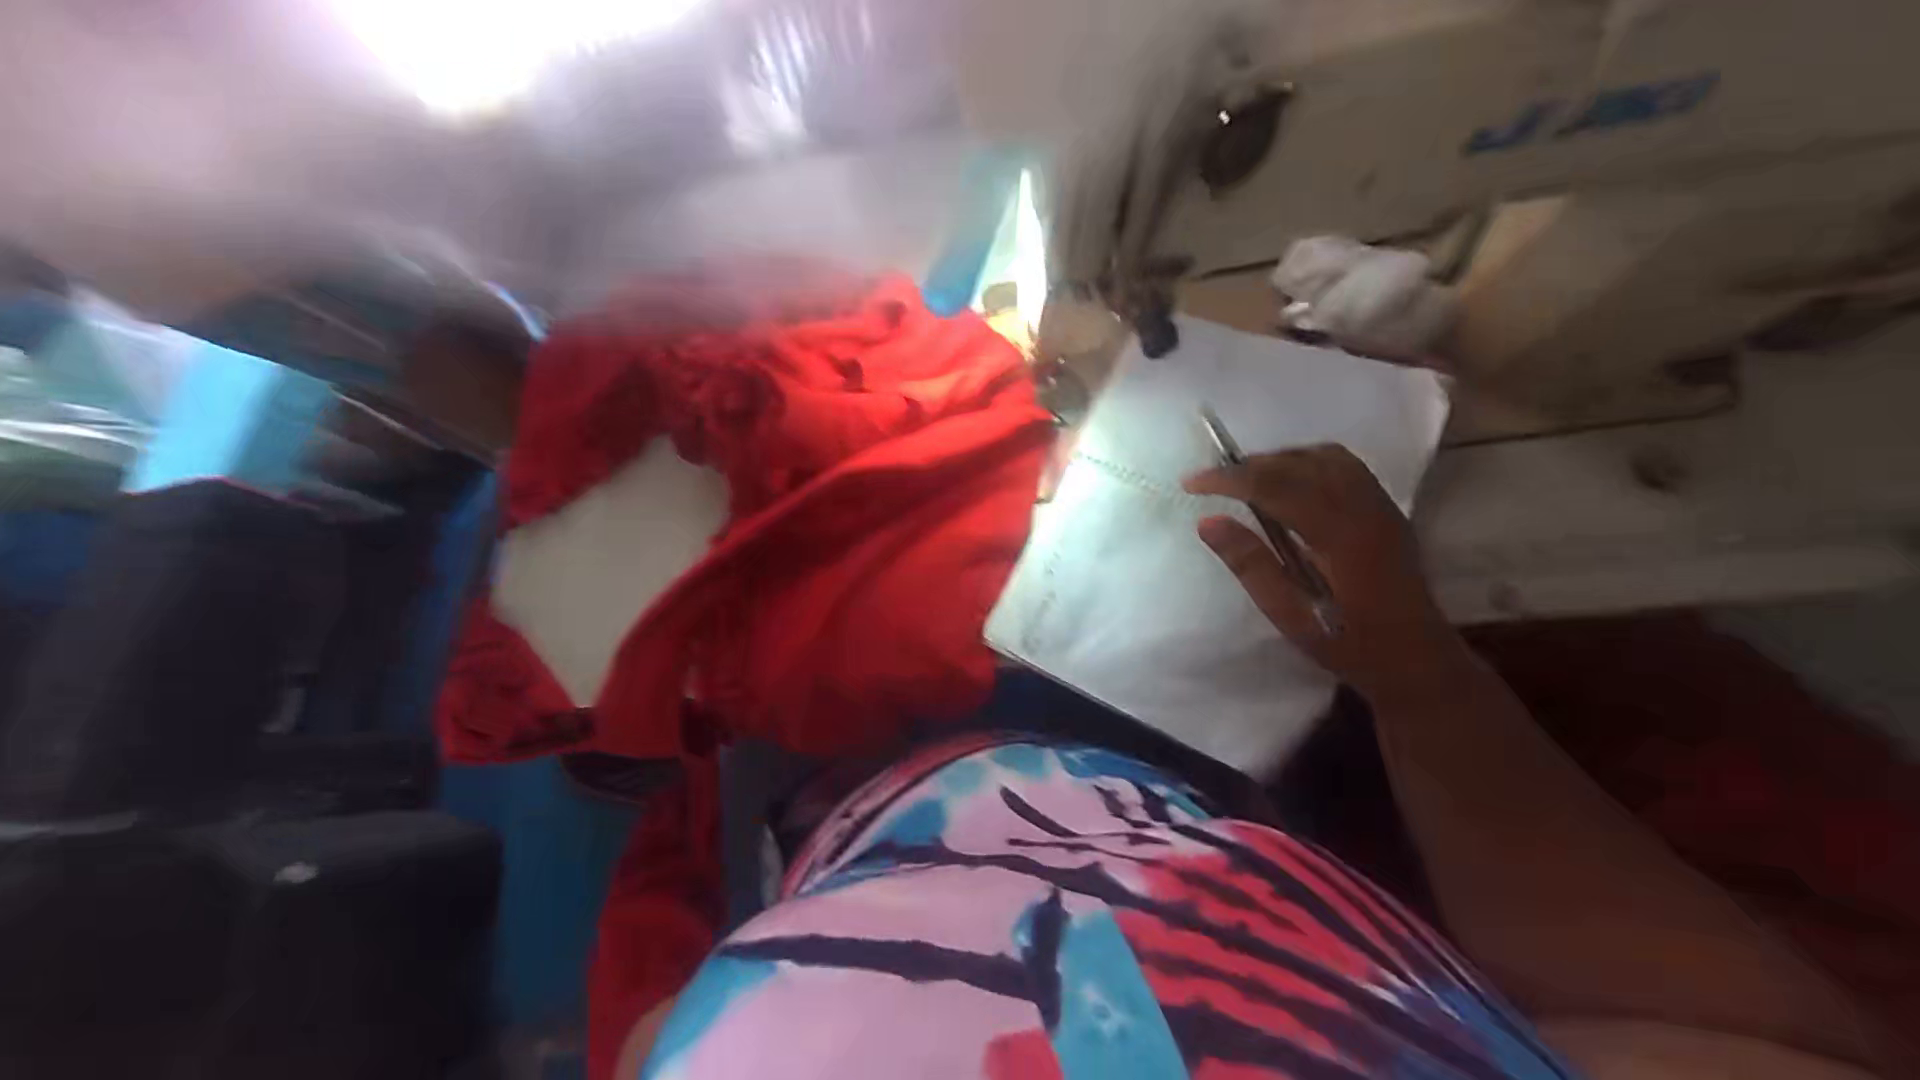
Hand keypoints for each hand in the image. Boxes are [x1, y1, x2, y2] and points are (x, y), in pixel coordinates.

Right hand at [1183, 444, 1469, 700]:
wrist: (1417, 659)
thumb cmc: (1349, 643)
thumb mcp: (1290, 613)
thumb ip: (1251, 564)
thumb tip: (1207, 521)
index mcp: (1339, 534)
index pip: (1275, 485)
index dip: (1228, 479)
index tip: (1191, 483)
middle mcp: (1363, 507)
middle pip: (1298, 463)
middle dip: (1249, 465)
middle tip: (1210, 481)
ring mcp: (1379, 504)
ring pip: (1322, 456)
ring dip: (1278, 460)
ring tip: (1244, 479)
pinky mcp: (1384, 508)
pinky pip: (1342, 465)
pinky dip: (1305, 462)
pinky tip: (1286, 483)